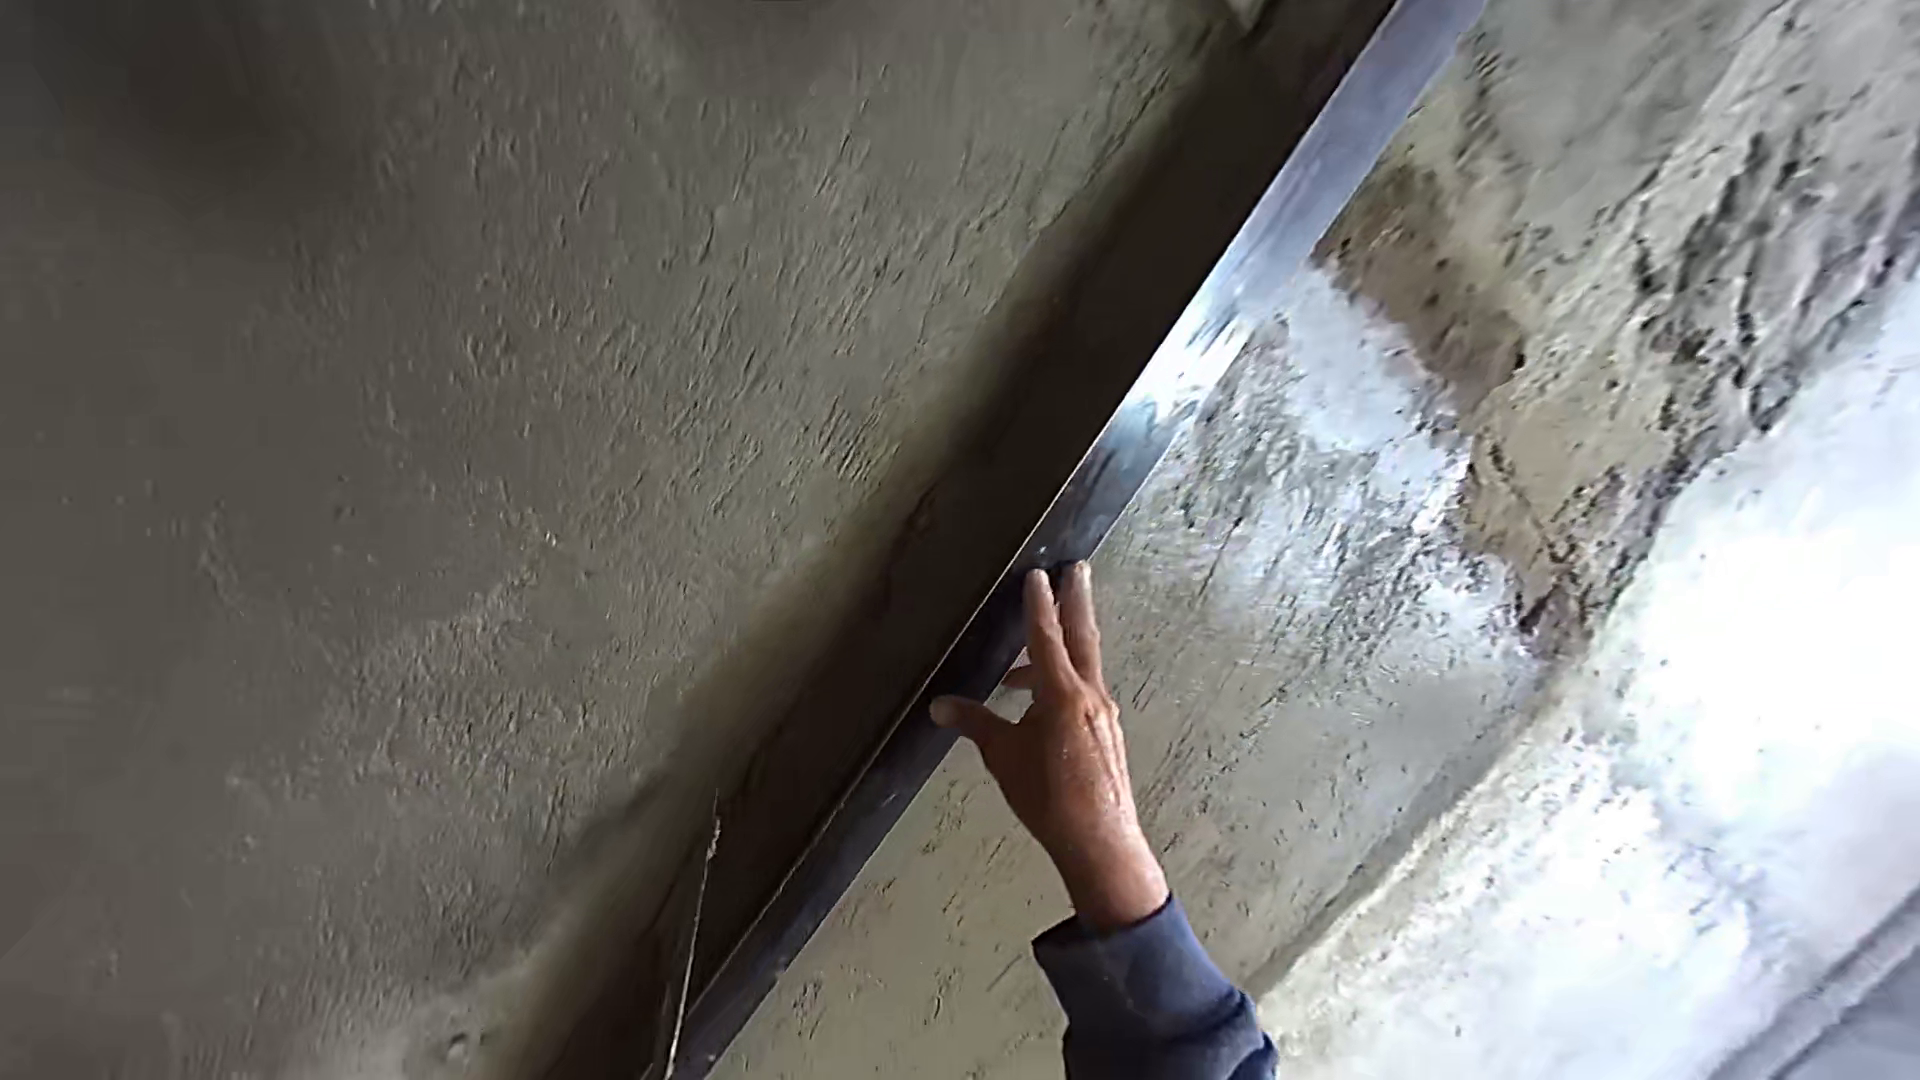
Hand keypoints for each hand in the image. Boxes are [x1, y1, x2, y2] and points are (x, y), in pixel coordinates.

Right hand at [932, 562, 1168, 931]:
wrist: (1100, 841)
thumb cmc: (1047, 797)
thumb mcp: (1003, 756)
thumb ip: (974, 723)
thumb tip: (939, 706)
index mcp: (1062, 694)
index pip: (1046, 637)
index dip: (1038, 604)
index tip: (1038, 574)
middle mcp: (1089, 694)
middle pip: (1082, 634)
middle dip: (1077, 598)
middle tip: (1079, 567)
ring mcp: (1102, 711)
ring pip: (1084, 662)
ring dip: (1064, 645)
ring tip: (1026, 657)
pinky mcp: (1106, 729)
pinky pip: (1084, 689)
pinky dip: (1064, 680)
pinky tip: (1040, 701)